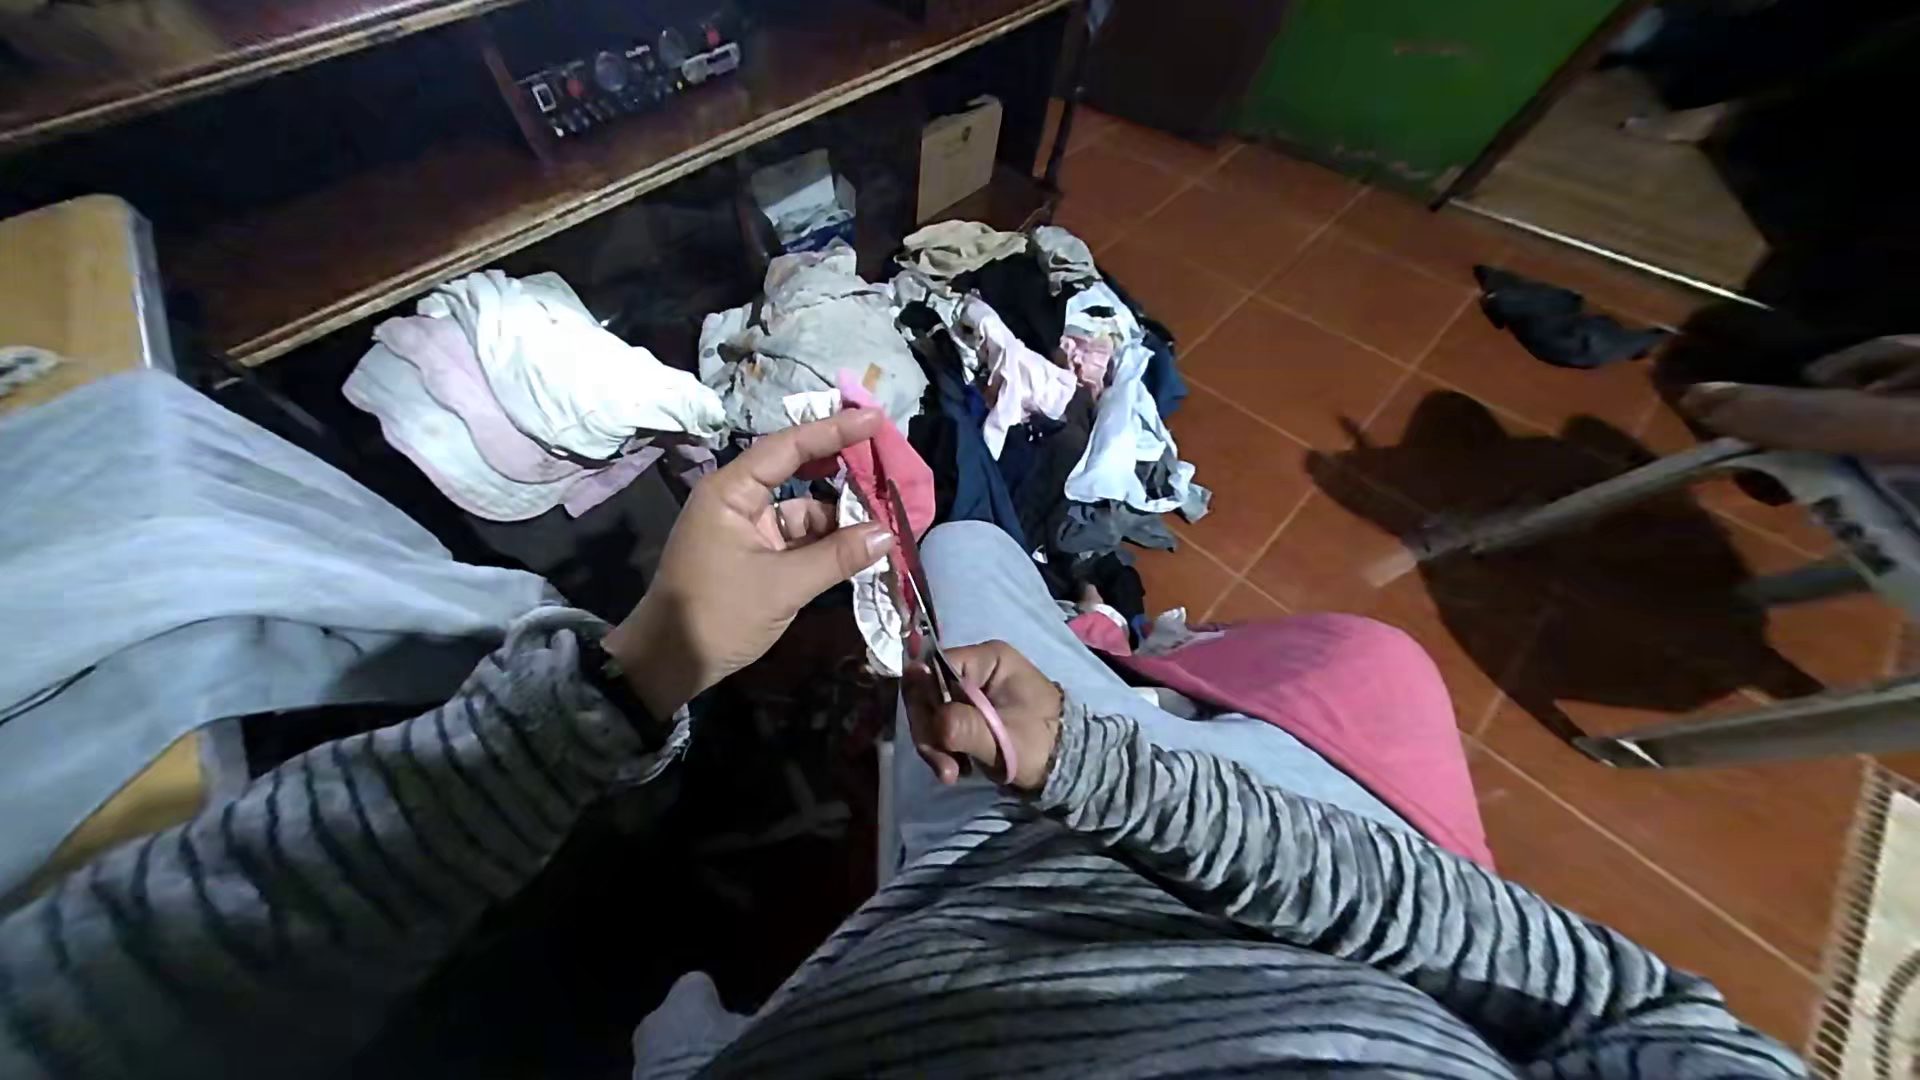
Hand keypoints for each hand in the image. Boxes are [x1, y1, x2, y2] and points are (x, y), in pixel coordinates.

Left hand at [603, 410, 894, 717]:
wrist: (671, 663)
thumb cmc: (717, 615)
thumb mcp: (782, 586)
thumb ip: (837, 556)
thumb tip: (888, 534)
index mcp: (732, 492)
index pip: (788, 447)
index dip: (833, 430)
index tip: (875, 418)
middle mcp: (741, 501)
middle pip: (798, 471)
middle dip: (842, 469)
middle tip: (886, 461)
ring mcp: (751, 528)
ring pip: (806, 509)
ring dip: (842, 516)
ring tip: (886, 517)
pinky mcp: (759, 554)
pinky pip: (802, 537)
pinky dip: (831, 542)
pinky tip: (862, 547)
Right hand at [905, 640, 1062, 791]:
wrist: (1068, 766)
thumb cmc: (1041, 744)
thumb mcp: (1002, 738)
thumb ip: (963, 725)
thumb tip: (929, 709)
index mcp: (988, 658)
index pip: (934, 668)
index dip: (924, 702)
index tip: (931, 738)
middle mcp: (976, 667)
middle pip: (929, 691)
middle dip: (929, 732)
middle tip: (944, 768)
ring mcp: (973, 689)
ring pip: (933, 711)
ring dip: (936, 745)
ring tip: (952, 775)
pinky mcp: (971, 711)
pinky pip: (943, 725)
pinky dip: (944, 748)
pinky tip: (957, 769)